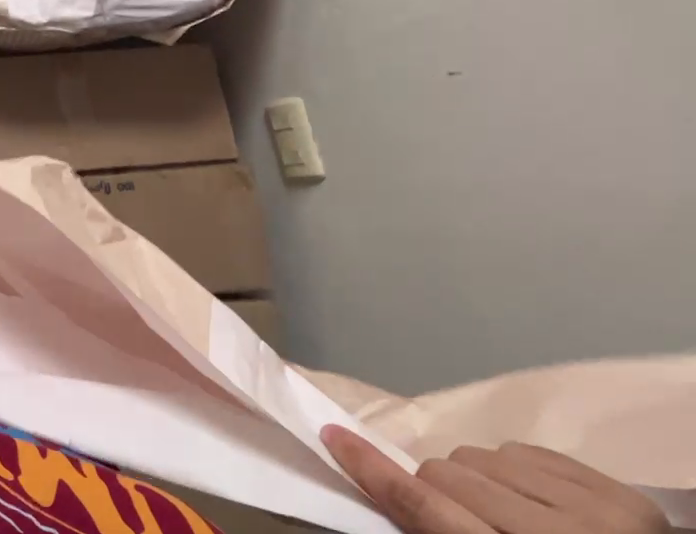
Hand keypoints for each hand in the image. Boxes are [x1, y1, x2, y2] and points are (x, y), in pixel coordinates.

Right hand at [322, 425, 668, 533]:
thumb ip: (435, 527)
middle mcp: (559, 533)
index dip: (371, 469)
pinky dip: (519, 472)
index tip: (332, 435)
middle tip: (465, 520)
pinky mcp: (625, 495)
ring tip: (512, 515)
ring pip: (479, 454)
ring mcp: (602, 513)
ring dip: (480, 480)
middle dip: (441, 490)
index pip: (422, 505)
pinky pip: (526, 451)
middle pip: (444, 473)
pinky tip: (543, 504)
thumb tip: (382, 482)